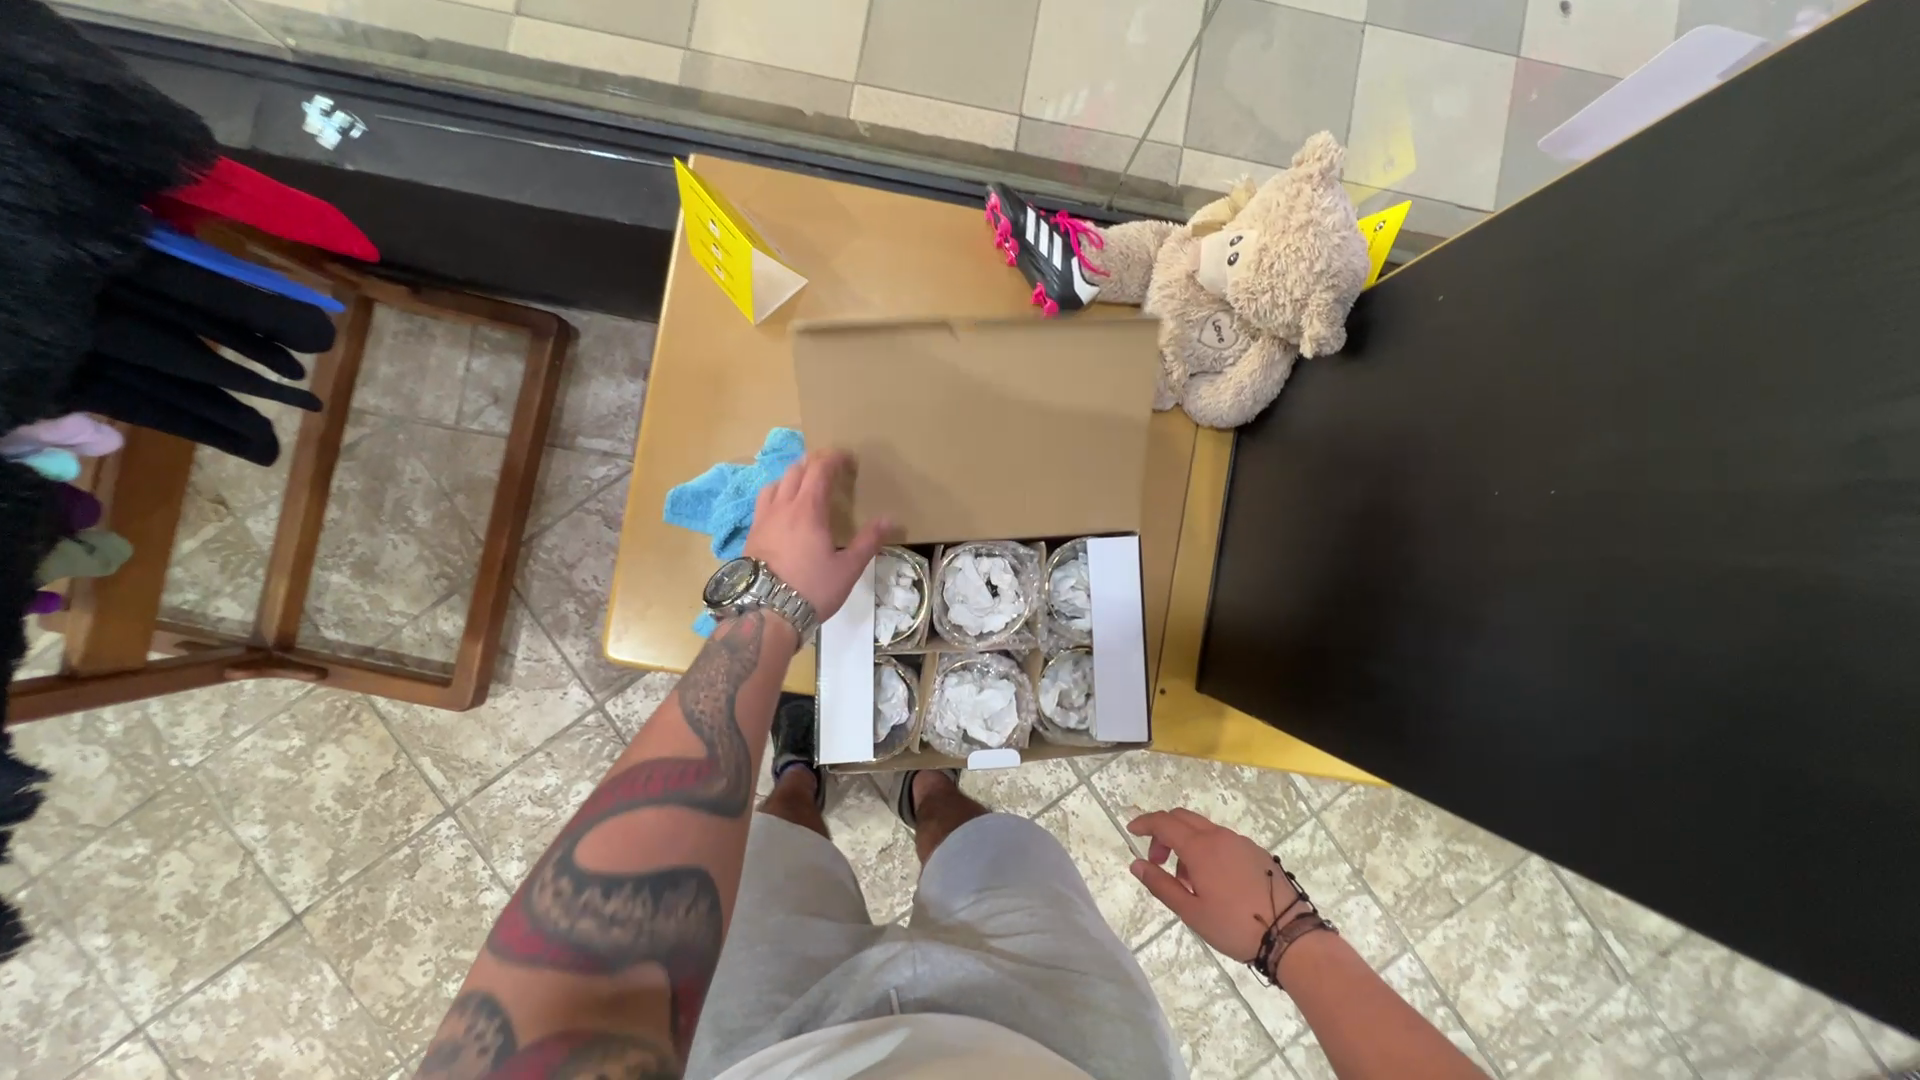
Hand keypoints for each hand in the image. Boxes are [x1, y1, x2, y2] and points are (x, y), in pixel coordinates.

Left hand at [744, 450, 890, 620]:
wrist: (765, 613)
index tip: (846, 456)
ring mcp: (763, 519)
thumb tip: (890, 520)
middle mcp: (782, 507)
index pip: (819, 469)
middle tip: (829, 467)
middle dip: (813, 462)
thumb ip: (868, 541)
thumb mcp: (848, 568)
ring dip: (791, 476)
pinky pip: (763, 502)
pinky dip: (776, 494)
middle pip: (795, 471)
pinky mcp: (751, 534)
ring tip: (803, 484)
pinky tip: (782, 510)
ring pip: (775, 484)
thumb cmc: (811, 589)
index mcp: (808, 510)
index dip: (833, 458)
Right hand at [1128, 808, 1304, 967]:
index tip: (1131, 831)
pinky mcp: (1257, 852)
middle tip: (1157, 861)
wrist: (1291, 934)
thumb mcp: (1191, 911)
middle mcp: (1219, 836)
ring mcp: (1240, 842)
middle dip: (1163, 833)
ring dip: (1186, 843)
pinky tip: (1212, 880)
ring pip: (1203, 829)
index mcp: (1200, 848)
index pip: (1164, 822)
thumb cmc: (1234, 926)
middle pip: (1182, 818)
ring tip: (1186, 880)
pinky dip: (1206, 849)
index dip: (1144, 823)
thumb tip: (1137, 864)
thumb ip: (1161, 884)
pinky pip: (1222, 840)